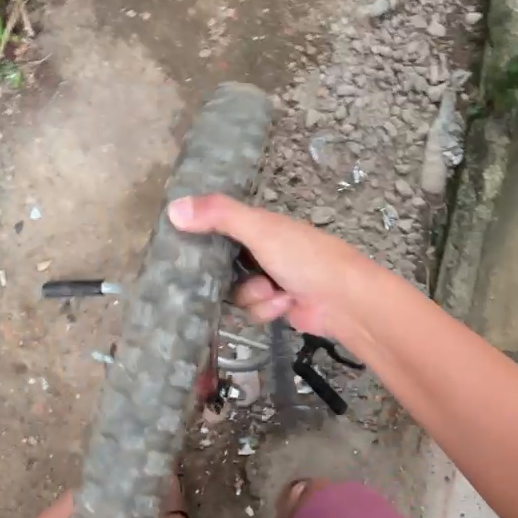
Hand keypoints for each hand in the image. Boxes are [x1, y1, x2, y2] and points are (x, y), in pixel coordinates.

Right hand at [166, 194, 386, 342]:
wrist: (343, 299)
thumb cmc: (304, 256)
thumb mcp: (260, 229)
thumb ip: (219, 216)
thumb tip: (173, 208)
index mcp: (261, 226)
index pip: (220, 226)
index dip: (202, 236)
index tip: (182, 247)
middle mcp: (264, 250)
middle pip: (223, 264)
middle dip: (226, 275)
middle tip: (217, 278)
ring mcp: (271, 279)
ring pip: (237, 291)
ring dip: (253, 294)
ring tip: (273, 290)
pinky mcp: (277, 305)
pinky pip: (254, 310)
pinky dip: (267, 308)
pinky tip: (285, 303)